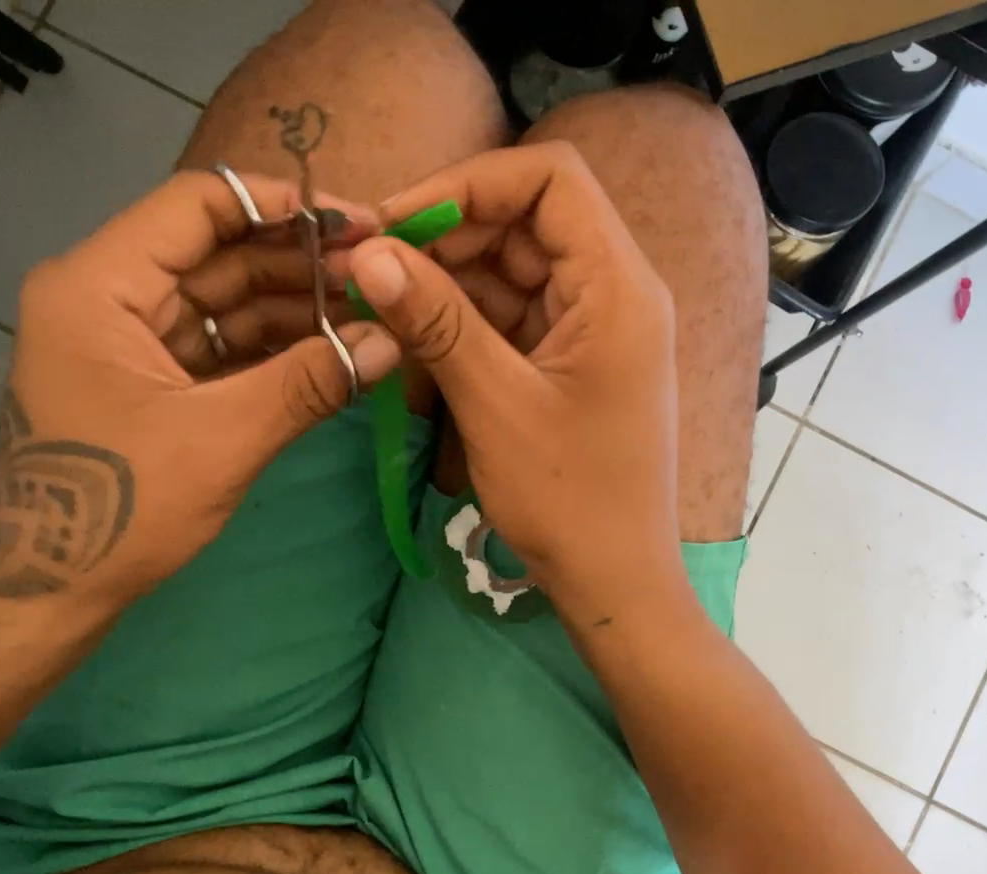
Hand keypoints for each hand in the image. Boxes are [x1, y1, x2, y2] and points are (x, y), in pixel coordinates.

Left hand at [0, 170, 400, 613]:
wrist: (57, 588)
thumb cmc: (124, 507)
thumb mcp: (224, 439)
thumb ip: (310, 382)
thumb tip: (391, 343)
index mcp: (99, 285)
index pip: (197, 206)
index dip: (281, 206)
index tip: (356, 224)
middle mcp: (107, 296)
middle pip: (216, 253)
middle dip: (299, 263)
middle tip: (377, 275)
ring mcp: (127, 339)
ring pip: (222, 301)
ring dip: (293, 308)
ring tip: (367, 315)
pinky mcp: (148, 379)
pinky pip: (218, 345)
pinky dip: (270, 349)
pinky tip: (329, 351)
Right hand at [345, 143, 682, 613]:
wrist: (615, 580)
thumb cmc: (568, 498)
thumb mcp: (495, 404)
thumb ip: (435, 321)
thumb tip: (368, 251)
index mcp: (618, 287)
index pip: (551, 180)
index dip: (471, 184)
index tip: (400, 222)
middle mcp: (616, 292)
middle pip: (528, 223)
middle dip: (449, 238)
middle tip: (374, 270)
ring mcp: (596, 328)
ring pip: (515, 271)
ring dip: (451, 284)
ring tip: (384, 309)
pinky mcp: (575, 362)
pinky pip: (517, 317)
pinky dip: (469, 322)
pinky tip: (421, 341)